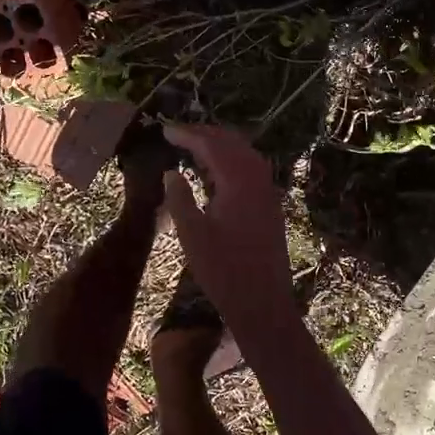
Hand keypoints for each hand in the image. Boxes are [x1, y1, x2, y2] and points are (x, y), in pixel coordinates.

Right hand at [162, 124, 295, 331]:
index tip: (165, 129)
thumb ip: (179, 198)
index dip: (187, 134)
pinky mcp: (270, 207)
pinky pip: (250, 168)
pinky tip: (216, 171)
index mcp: (239, 182)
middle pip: (231, 143)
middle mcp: (257, 180)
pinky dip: (231, 159)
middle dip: (205, 133)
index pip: (211, 145)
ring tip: (194, 145)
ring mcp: (267, 193)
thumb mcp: (192, 235)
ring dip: (220, 144)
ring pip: (244, 154)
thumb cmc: (224, 272)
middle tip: (178, 132)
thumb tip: (171, 172)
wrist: (264, 305)